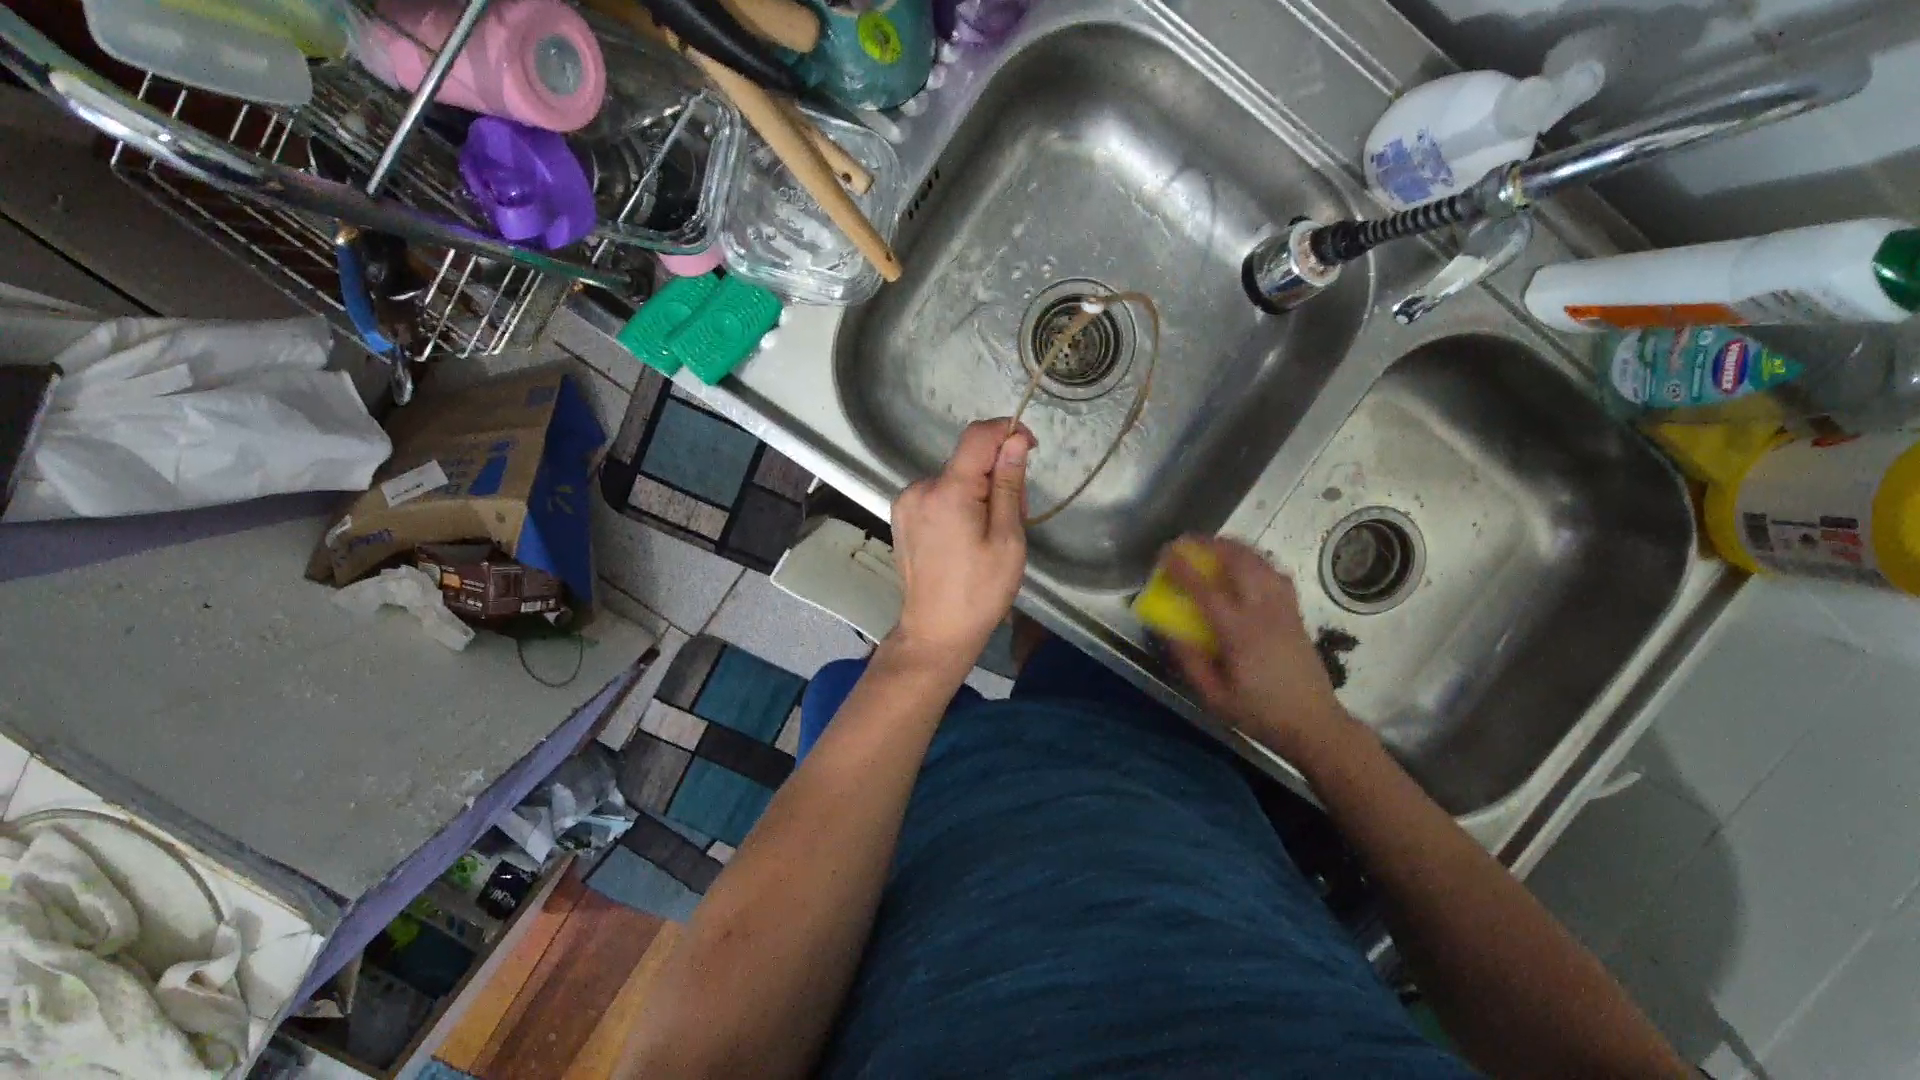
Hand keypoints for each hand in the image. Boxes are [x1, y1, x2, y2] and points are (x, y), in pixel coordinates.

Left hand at [890, 419, 1035, 661]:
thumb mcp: (1007, 538)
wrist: (936, 631)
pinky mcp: (902, 517)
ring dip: (978, 492)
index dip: (1006, 432)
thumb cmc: (980, 591)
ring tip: (991, 534)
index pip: (977, 437)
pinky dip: (959, 504)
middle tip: (1015, 516)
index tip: (1029, 446)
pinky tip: (968, 538)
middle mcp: (920, 489)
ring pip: (953, 479)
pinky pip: (938, 495)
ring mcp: (906, 503)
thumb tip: (1015, 441)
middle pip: (967, 461)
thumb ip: (1008, 484)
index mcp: (947, 492)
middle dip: (996, 476)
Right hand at [1159, 536, 1363, 765]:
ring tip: (1214, 546)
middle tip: (1188, 542)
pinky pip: (1277, 576)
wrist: (1314, 723)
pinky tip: (1248, 566)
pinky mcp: (1296, 614)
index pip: (1207, 590)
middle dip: (1211, 545)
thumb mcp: (1214, 698)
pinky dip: (1258, 562)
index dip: (1183, 569)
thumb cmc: (1260, 714)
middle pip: (1239, 563)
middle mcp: (1264, 613)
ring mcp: (1284, 610)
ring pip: (1261, 564)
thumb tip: (1169, 632)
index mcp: (1239, 634)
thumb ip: (1190, 663)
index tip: (1165, 554)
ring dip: (1235, 548)